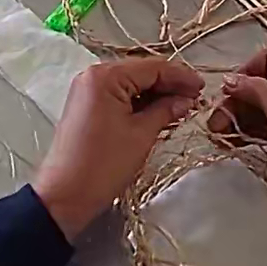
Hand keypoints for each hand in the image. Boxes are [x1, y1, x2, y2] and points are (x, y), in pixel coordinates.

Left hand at [35, 58, 204, 239]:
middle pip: (141, 73)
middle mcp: (94, 75)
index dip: (181, 77)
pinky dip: (140, 103)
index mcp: (106, 76)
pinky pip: (120, 96)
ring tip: (182, 107)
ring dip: (156, 95)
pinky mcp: (86, 106)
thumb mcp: (142, 134)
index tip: (202, 88)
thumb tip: (186, 100)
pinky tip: (160, 112)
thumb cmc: (104, 164)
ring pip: (131, 84)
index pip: (153, 68)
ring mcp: (87, 90)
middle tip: (195, 98)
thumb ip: (166, 110)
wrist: (64, 197)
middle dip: (169, 85)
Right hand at [208, 49, 266, 239]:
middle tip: (214, 121)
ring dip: (236, 119)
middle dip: (235, 101)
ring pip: (257, 108)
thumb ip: (256, 90)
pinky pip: (262, 127)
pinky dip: (246, 132)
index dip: (245, 73)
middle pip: (258, 86)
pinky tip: (229, 142)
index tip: (226, 92)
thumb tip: (230, 78)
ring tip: (217, 135)